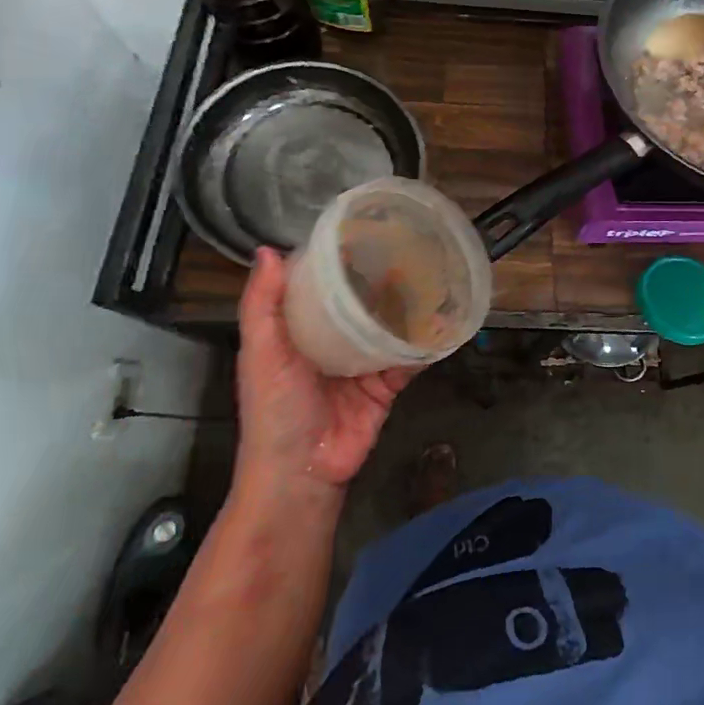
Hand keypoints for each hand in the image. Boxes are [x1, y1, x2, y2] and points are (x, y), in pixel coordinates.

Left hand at [233, 247, 414, 501]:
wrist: (302, 473)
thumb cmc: (274, 410)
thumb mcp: (261, 353)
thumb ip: (262, 305)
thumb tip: (266, 250)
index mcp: (296, 332)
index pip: (315, 287)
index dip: (332, 262)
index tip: (355, 230)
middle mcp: (329, 343)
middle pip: (356, 304)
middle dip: (377, 281)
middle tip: (403, 246)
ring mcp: (360, 365)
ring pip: (385, 328)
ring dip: (403, 308)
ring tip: (429, 275)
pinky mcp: (385, 387)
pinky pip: (407, 360)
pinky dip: (423, 344)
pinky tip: (442, 321)